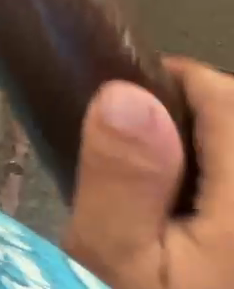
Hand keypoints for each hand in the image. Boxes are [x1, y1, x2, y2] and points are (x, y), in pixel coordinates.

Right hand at [65, 60, 233, 287]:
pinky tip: (213, 225)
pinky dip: (228, 190)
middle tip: (147, 150)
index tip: (124, 98)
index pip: (229, 99)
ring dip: (224, 158)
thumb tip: (126, 92)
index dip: (176, 82)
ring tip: (184, 192)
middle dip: (211, 124)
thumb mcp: (117, 256)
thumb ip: (123, 174)